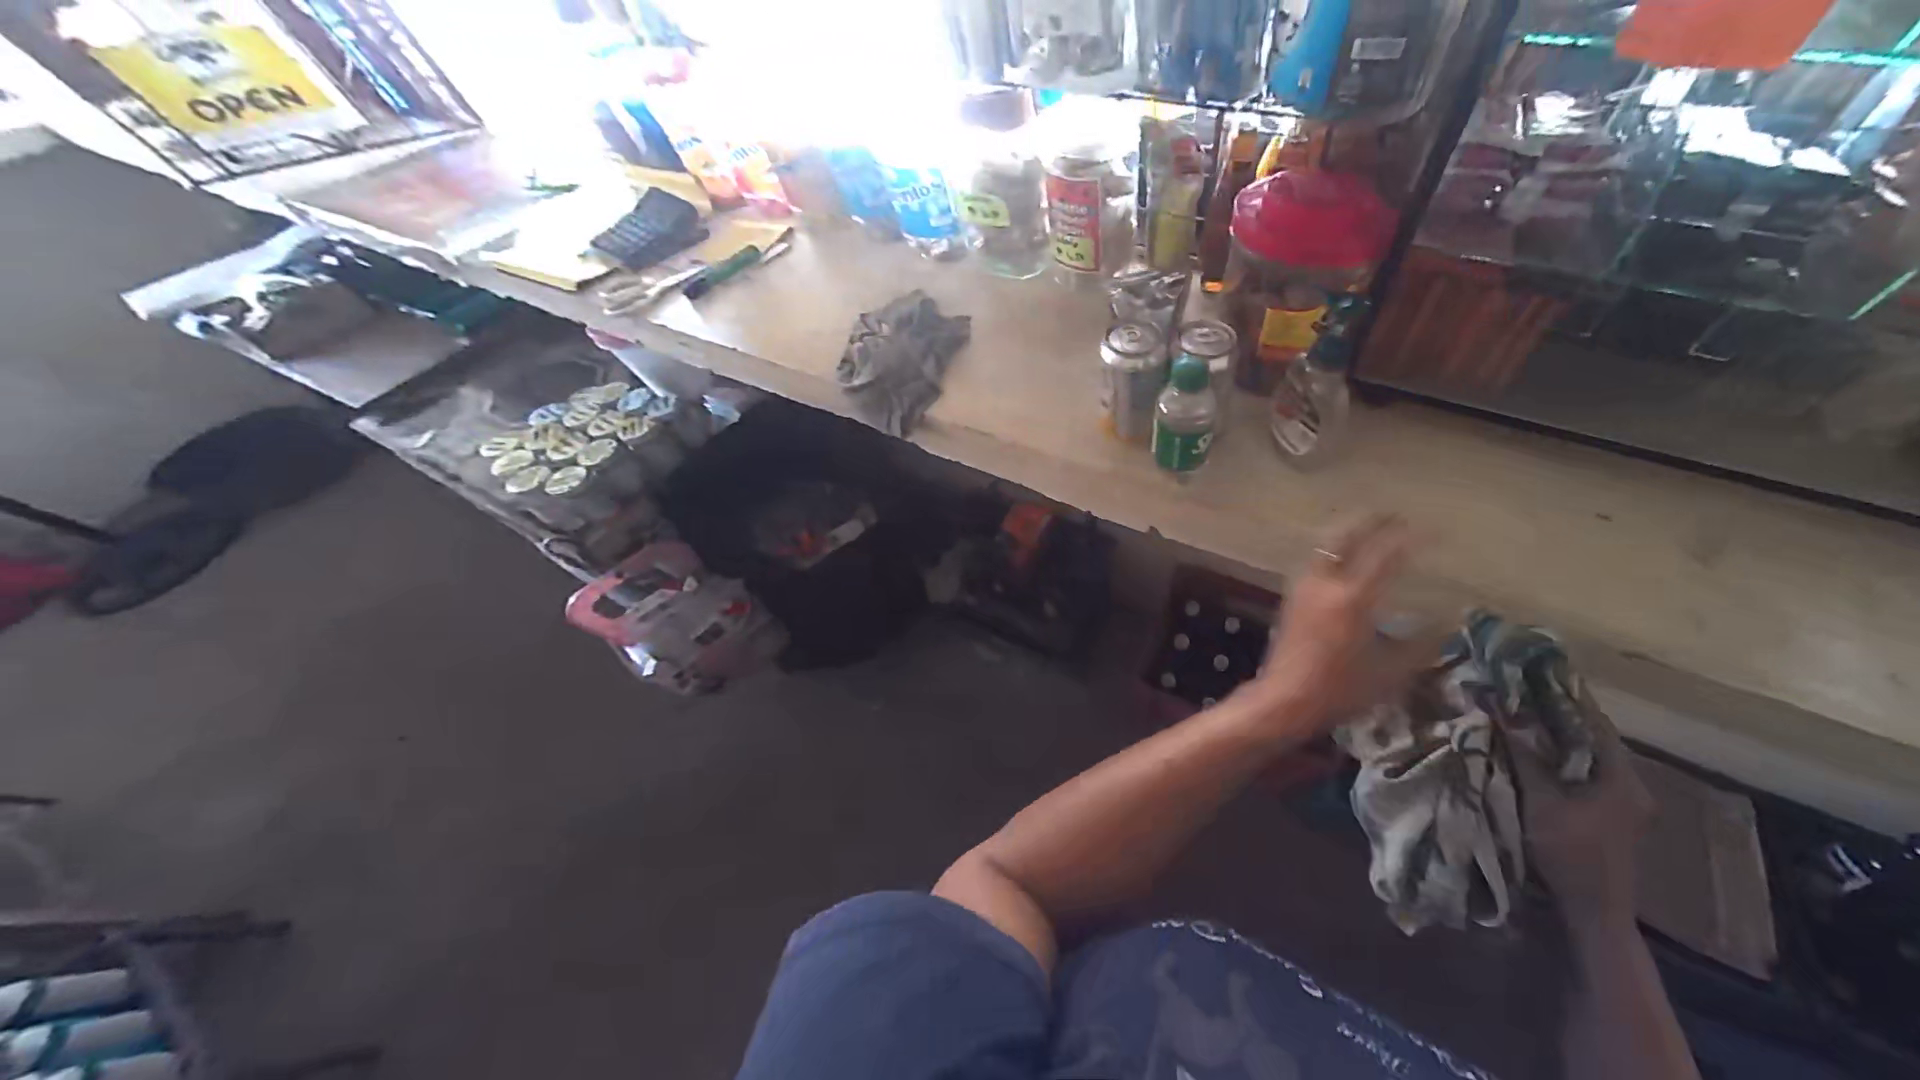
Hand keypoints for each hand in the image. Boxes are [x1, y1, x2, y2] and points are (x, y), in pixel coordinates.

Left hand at [1247, 515, 1441, 736]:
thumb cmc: (1339, 690)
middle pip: (1344, 537)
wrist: (1283, 699)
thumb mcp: (1391, 671)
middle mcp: (1324, 584)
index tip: (1434, 530)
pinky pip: (1314, 561)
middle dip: (1370, 521)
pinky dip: (1332, 549)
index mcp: (1352, 598)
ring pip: (1324, 546)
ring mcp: (1302, 589)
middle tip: (1395, 515)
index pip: (1386, 554)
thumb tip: (1448, 620)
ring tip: (1370, 528)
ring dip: (1348, 532)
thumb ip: (1422, 643)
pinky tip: (1343, 557)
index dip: (1411, 538)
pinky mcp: (1291, 598)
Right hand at [1513, 705, 1654, 928]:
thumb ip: (1523, 755)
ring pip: (1591, 755)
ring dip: (1562, 735)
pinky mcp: (1615, 815)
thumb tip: (1501, 710)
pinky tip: (1539, 751)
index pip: (1595, 723)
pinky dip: (1565, 755)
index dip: (1567, 695)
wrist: (1593, 910)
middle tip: (1523, 688)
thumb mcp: (1540, 800)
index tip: (1538, 670)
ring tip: (1524, 713)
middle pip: (1595, 737)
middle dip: (1561, 712)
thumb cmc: (1568, 851)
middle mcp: (1633, 785)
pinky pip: (1589, 772)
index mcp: (1622, 778)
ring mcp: (1627, 803)